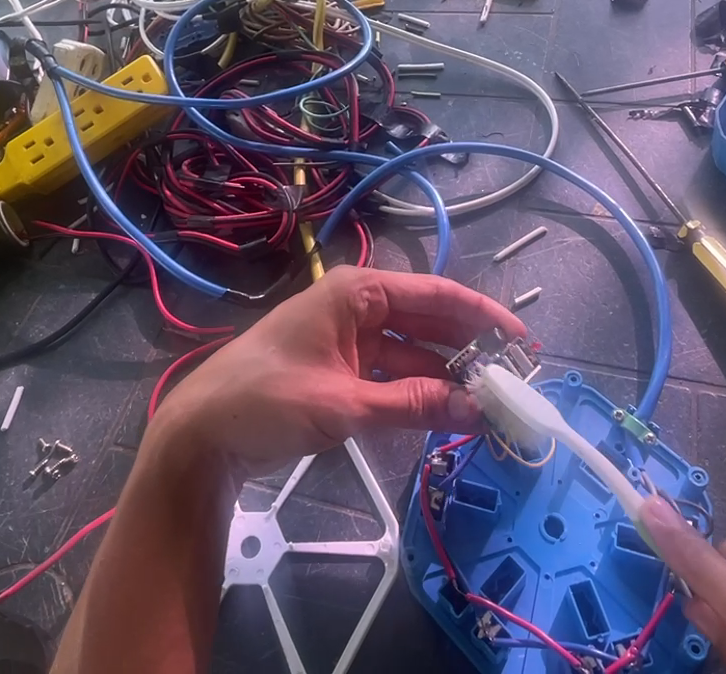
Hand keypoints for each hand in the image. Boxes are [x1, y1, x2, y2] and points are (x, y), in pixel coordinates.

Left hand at [150, 267, 526, 475]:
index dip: (482, 316)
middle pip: (428, 322)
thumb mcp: (342, 404)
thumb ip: (411, 406)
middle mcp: (359, 308)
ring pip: (414, 353)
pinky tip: (450, 414)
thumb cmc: (266, 399)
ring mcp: (351, 340)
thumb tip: (477, 410)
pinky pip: (394, 377)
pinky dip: (420, 394)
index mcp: (357, 293)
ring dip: (447, 377)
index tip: (522, 342)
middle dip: (469, 349)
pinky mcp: (344, 371)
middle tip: (514, 380)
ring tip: (491, 403)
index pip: (434, 293)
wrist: (203, 433)